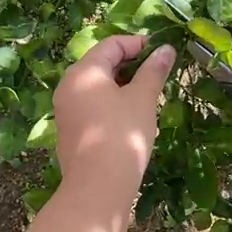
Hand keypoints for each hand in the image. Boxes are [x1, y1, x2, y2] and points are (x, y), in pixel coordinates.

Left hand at [53, 34, 175, 191]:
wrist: (97, 188)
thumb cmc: (122, 134)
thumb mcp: (143, 99)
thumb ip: (154, 71)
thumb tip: (166, 49)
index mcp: (84, 71)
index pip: (111, 45)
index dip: (138, 43)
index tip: (161, 52)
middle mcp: (68, 85)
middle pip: (102, 64)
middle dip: (131, 66)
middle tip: (158, 74)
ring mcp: (66, 109)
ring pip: (98, 87)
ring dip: (124, 87)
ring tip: (150, 97)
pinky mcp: (69, 130)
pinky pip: (92, 107)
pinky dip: (112, 105)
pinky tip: (133, 120)